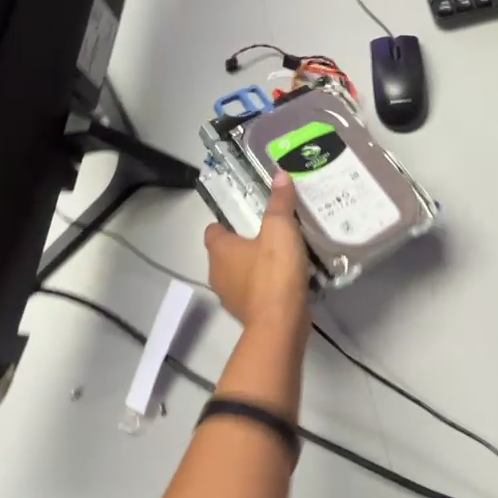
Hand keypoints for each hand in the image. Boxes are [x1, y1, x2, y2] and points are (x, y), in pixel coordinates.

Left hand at [204, 172, 310, 331]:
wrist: (280, 324)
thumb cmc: (273, 272)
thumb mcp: (280, 229)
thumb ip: (280, 202)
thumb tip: (281, 174)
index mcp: (220, 251)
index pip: (213, 231)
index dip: (225, 224)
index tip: (246, 217)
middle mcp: (218, 274)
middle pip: (226, 253)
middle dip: (243, 244)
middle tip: (269, 233)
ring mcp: (231, 297)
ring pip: (239, 274)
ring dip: (254, 266)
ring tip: (280, 255)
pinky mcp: (248, 313)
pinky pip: (254, 292)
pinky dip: (265, 286)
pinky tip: (285, 280)